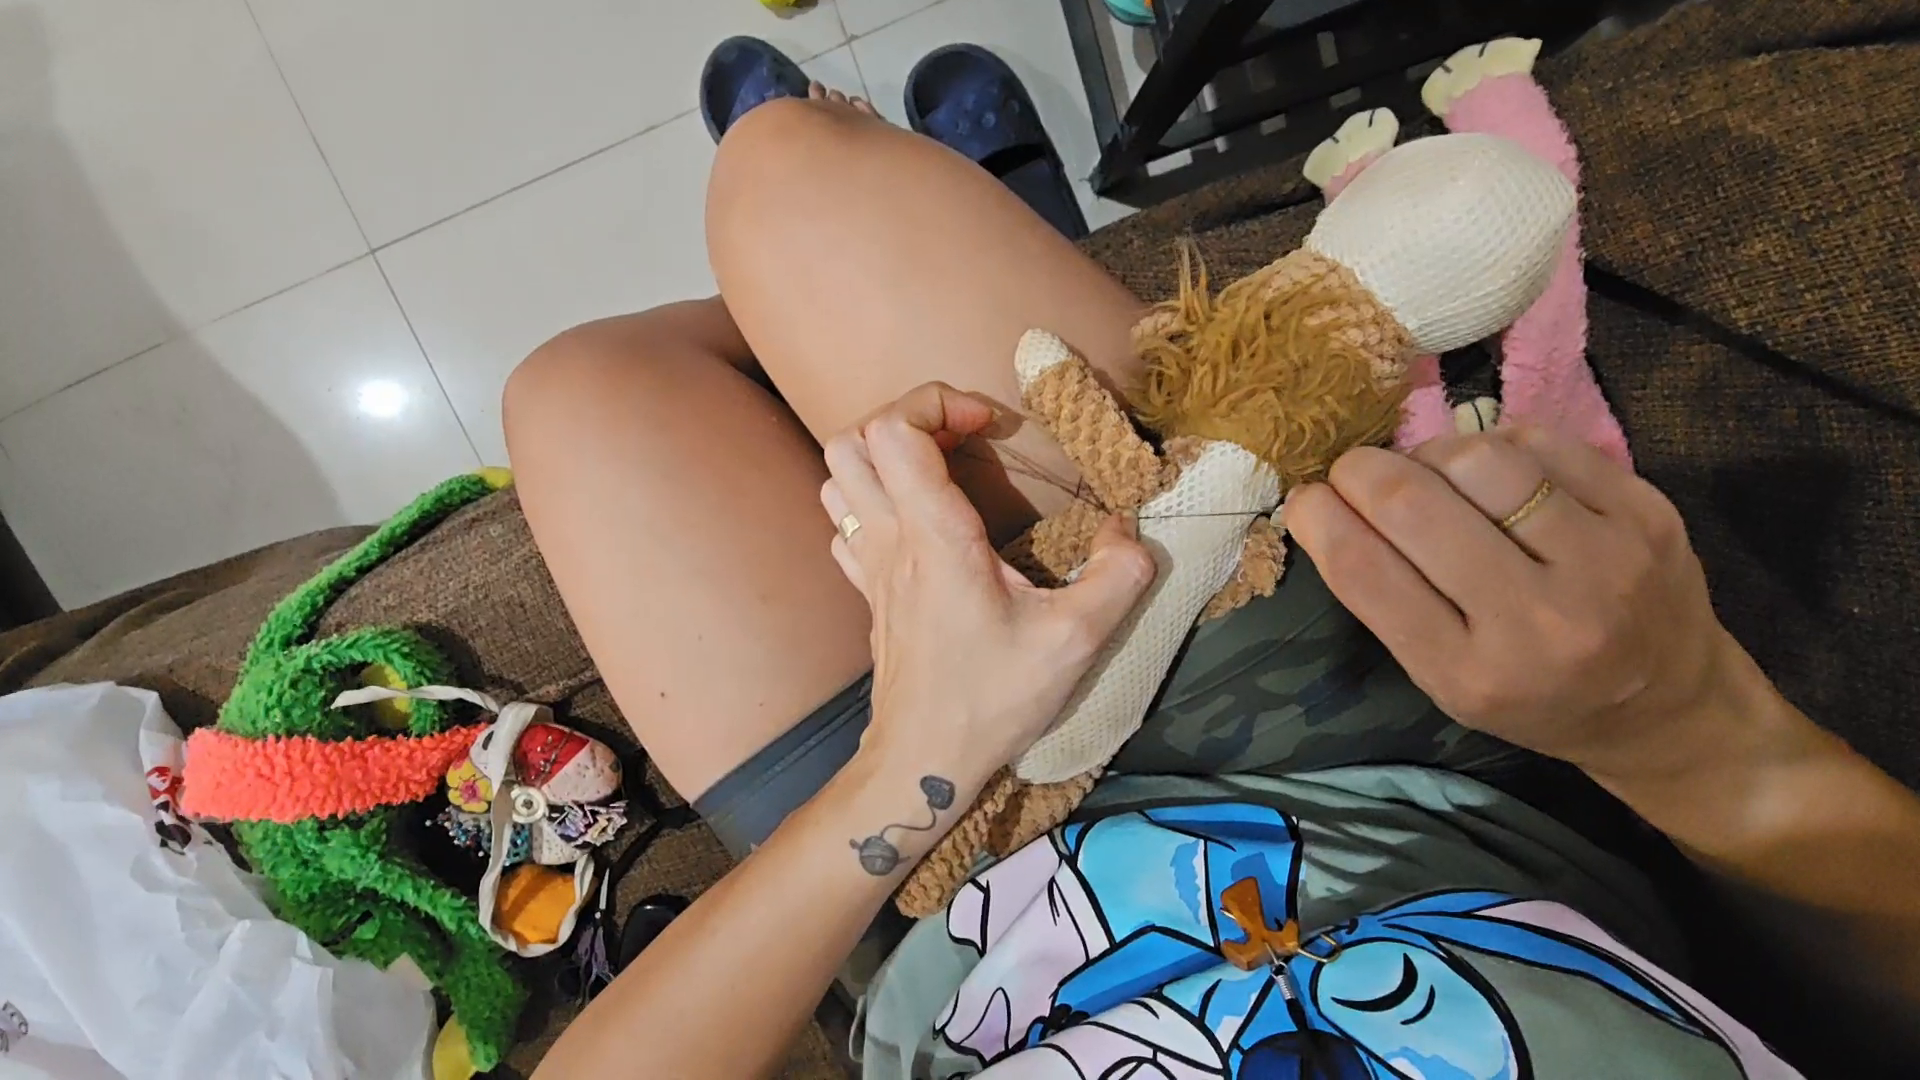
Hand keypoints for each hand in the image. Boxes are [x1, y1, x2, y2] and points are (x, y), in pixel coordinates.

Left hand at [820, 382, 1155, 790]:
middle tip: (962, 438)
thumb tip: (1130, 530)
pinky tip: (913, 520)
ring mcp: (867, 565)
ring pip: (837, 477)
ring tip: (937, 468)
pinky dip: (870, 498)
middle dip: (907, 417)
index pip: (895, 430)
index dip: (937, 402)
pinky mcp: (865, 590)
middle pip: (852, 440)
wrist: (923, 758)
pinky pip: (843, 520)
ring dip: (882, 454)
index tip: (990, 426)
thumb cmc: (993, 698)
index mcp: (934, 536)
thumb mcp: (1075, 640)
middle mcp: (889, 539)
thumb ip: (1118, 575)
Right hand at [1284, 425, 1740, 777]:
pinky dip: (1489, 443)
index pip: (1366, 572)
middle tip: (1351, 472)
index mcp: (1468, 673)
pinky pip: (1537, 441)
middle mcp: (1538, 620)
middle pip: (1413, 506)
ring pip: (1476, 459)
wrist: (1671, 706)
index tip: (1303, 498)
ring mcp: (1604, 561)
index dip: (1318, 519)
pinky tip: (1486, 472)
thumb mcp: (1440, 678)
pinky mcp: (1647, 513)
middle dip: (1359, 471)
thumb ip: (1384, 599)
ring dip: (1426, 454)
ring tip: (1425, 473)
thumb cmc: (1530, 697)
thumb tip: (1324, 504)